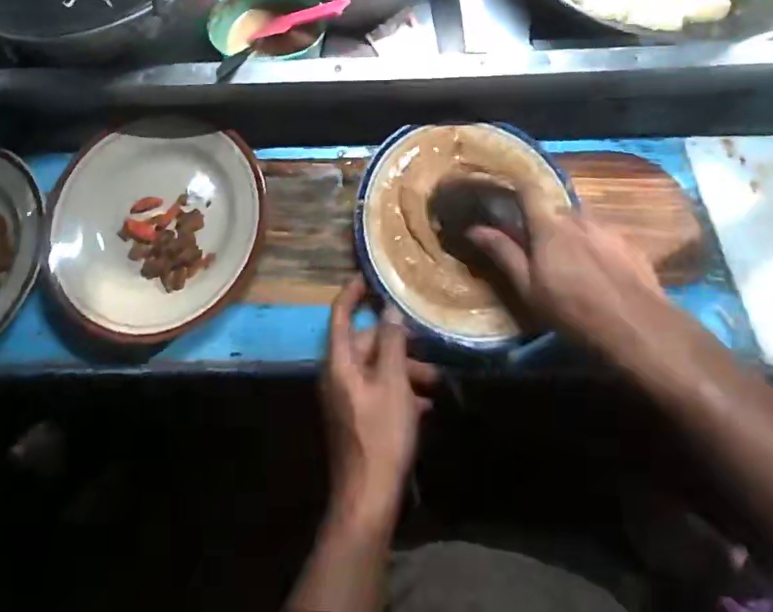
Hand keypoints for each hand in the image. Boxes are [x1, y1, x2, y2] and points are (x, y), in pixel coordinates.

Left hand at [321, 278, 439, 517]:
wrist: (368, 496)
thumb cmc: (381, 435)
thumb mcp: (393, 384)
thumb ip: (392, 344)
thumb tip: (389, 310)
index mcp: (339, 362)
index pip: (339, 314)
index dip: (352, 293)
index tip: (368, 276)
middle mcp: (336, 375)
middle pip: (364, 344)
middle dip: (396, 343)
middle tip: (428, 346)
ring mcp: (345, 398)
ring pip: (375, 370)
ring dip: (404, 370)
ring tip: (436, 382)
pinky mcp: (356, 418)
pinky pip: (377, 392)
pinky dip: (399, 391)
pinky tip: (426, 405)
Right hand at [467, 208, 684, 366]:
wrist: (640, 328)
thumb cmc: (573, 310)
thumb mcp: (528, 288)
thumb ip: (502, 253)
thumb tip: (473, 228)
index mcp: (548, 225)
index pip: (527, 190)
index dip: (514, 189)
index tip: (503, 198)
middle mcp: (577, 217)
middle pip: (554, 210)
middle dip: (544, 224)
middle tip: (538, 250)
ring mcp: (607, 228)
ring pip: (580, 223)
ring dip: (571, 236)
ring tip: (571, 266)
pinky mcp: (631, 244)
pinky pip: (603, 237)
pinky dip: (595, 248)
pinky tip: (599, 274)